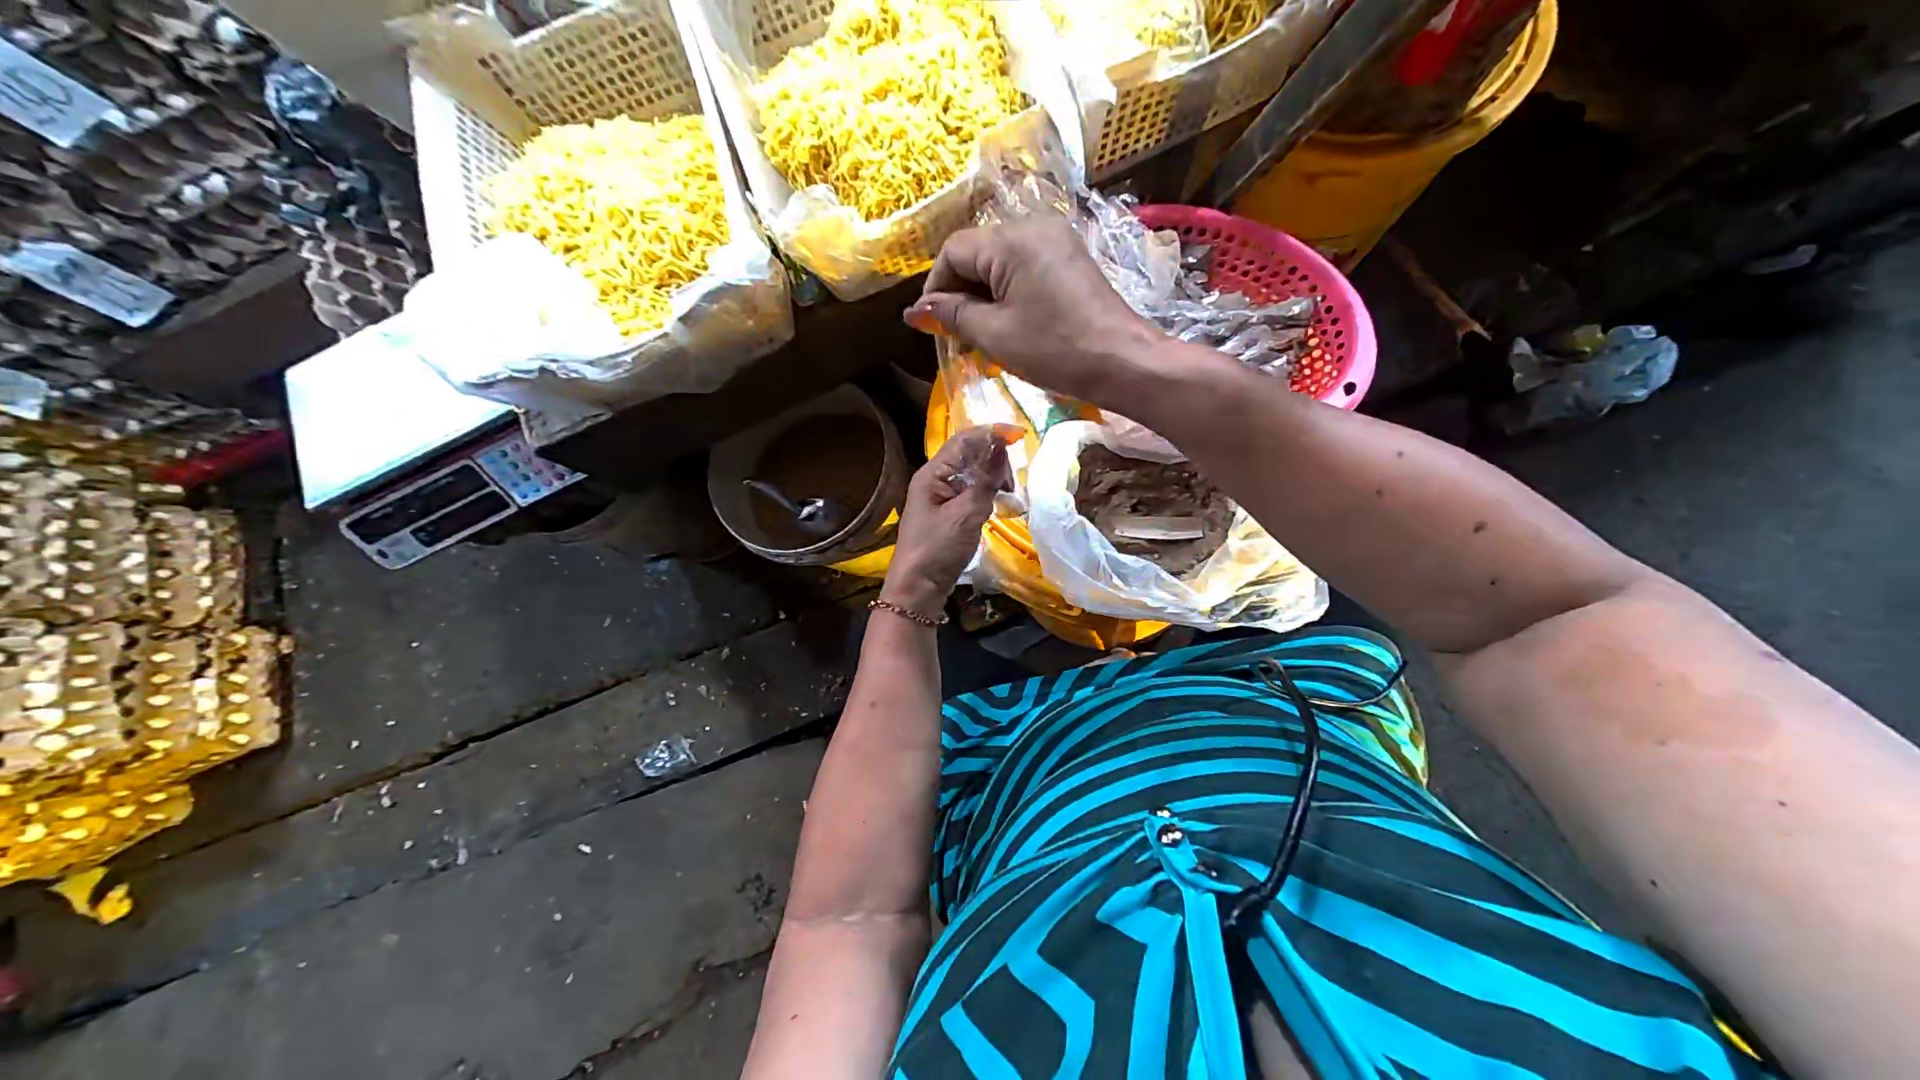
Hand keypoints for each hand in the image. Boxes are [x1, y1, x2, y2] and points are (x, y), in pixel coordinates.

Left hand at [880, 427, 1012, 617]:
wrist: (917, 589)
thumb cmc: (938, 549)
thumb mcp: (967, 513)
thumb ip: (986, 478)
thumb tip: (1001, 443)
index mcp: (932, 473)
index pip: (965, 439)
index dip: (992, 433)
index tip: (1020, 436)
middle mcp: (934, 479)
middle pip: (969, 454)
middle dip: (994, 459)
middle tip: (1010, 485)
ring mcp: (939, 496)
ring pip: (971, 473)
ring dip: (992, 477)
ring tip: (1006, 495)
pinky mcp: (946, 513)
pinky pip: (969, 491)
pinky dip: (985, 492)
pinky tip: (995, 504)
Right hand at [904, 217, 1164, 405]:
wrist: (1124, 362)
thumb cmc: (1056, 349)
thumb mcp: (995, 334)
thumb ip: (952, 315)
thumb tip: (915, 311)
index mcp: (1012, 239)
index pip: (954, 251)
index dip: (935, 288)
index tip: (930, 326)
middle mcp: (1033, 226)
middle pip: (977, 253)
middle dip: (959, 293)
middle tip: (954, 336)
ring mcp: (1056, 240)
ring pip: (1000, 262)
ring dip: (983, 296)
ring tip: (980, 335)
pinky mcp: (1070, 259)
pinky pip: (1025, 267)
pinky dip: (1008, 293)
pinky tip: (1008, 324)